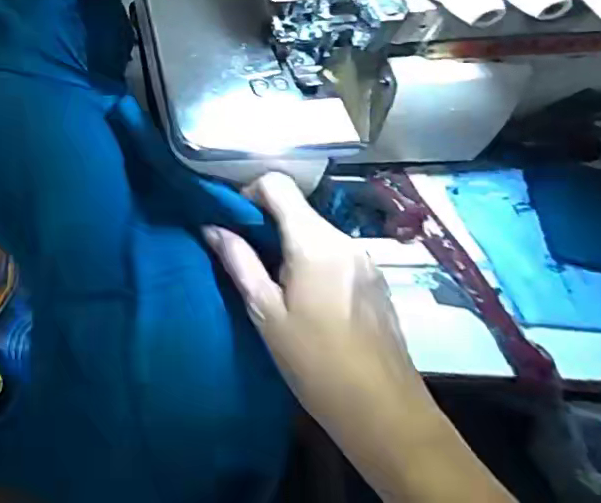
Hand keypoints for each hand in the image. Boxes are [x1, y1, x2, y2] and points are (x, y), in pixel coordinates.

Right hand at [202, 173, 427, 433]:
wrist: (388, 417)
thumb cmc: (317, 365)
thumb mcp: (266, 314)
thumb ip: (239, 262)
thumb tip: (212, 227)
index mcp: (315, 242)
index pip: (278, 184)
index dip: (249, 192)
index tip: (233, 221)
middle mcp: (343, 240)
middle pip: (296, 207)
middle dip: (266, 221)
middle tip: (244, 254)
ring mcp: (364, 259)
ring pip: (314, 229)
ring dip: (288, 241)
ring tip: (272, 279)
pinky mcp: (374, 279)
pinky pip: (333, 250)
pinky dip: (311, 257)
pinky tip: (305, 295)